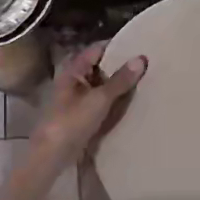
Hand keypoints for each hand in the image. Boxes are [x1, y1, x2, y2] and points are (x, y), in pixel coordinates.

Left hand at [29, 42, 146, 168]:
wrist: (53, 153)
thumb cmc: (72, 121)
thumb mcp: (100, 99)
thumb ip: (120, 80)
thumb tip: (141, 58)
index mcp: (74, 69)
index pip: (97, 49)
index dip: (116, 46)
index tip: (139, 45)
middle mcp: (75, 79)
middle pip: (100, 66)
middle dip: (120, 65)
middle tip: (146, 63)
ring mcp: (77, 97)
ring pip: (101, 84)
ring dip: (118, 83)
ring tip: (144, 80)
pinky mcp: (81, 113)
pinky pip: (101, 100)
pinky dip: (113, 98)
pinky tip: (130, 101)